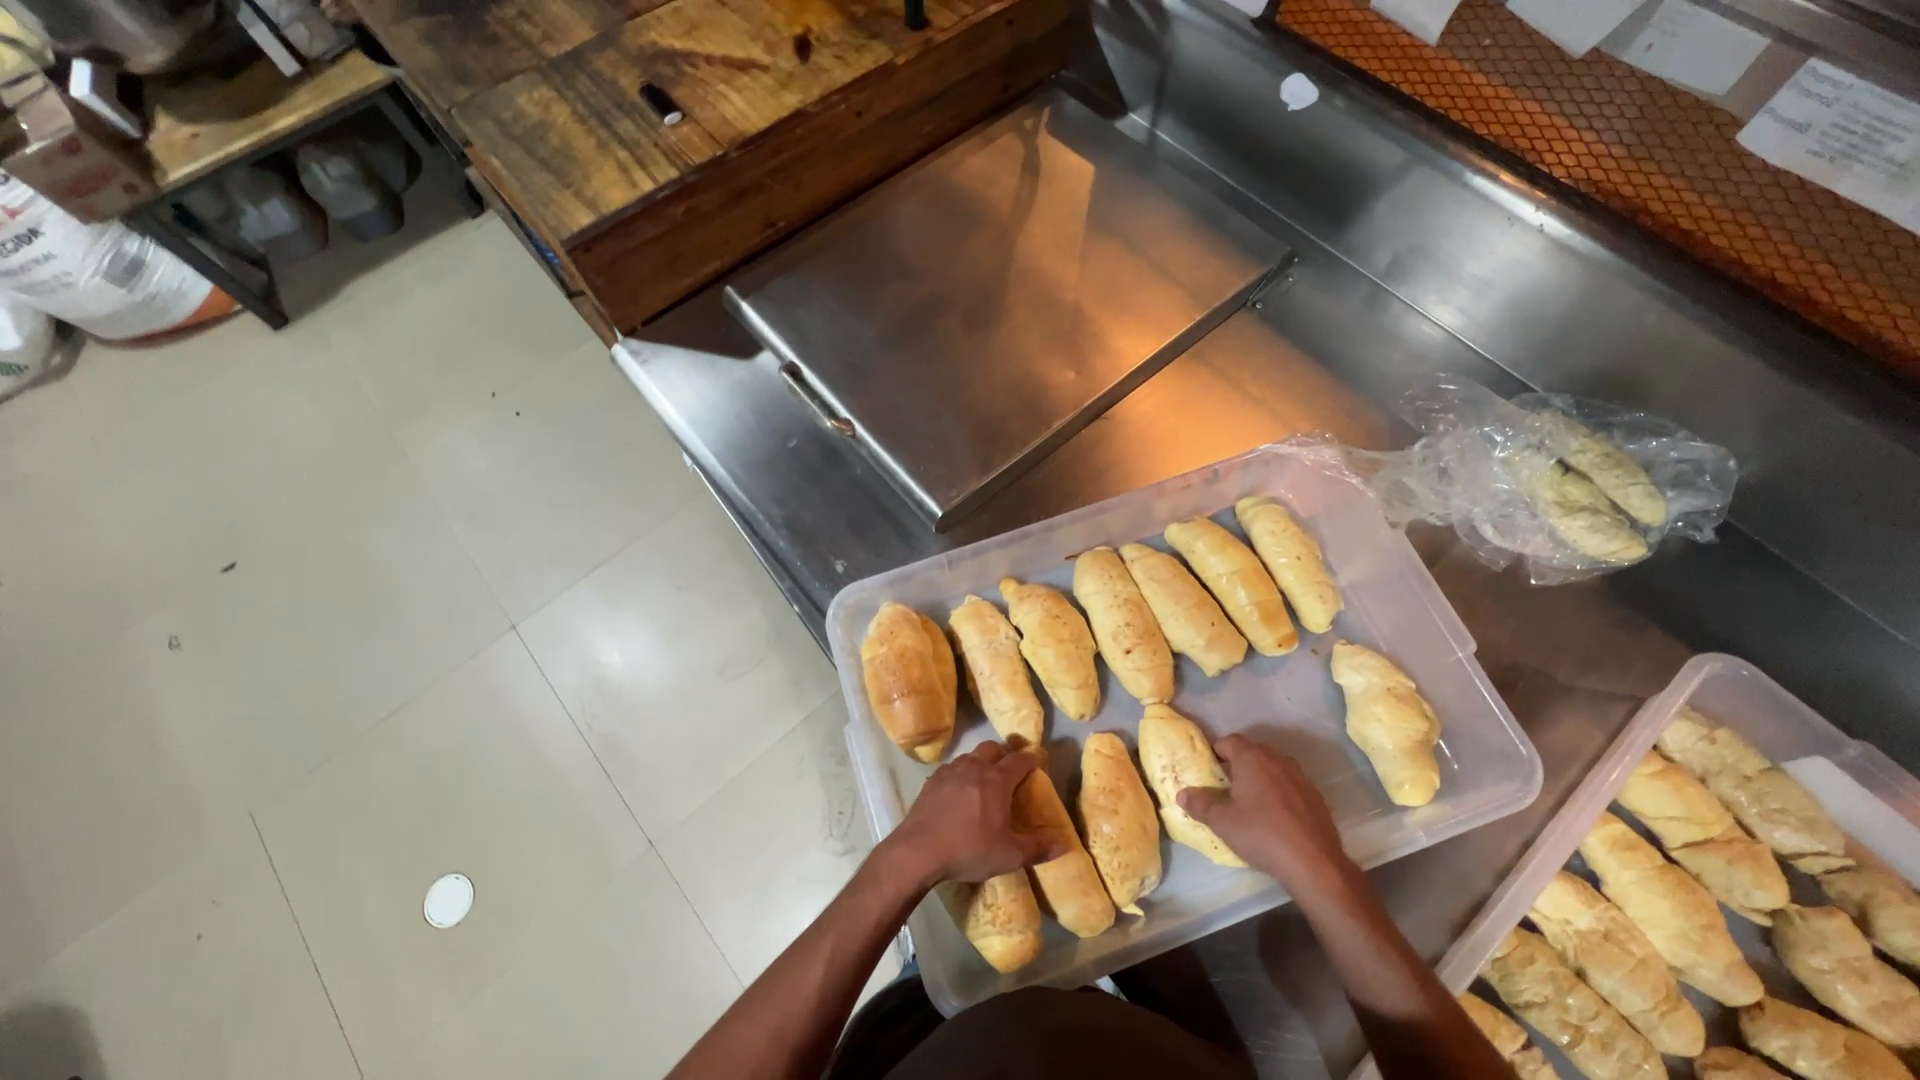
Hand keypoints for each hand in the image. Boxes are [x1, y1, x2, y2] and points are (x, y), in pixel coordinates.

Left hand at [882, 742, 1064, 888]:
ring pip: (970, 756)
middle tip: (1011, 770)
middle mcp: (974, 768)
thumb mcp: (1008, 856)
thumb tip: (1064, 844)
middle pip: (993, 748)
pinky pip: (952, 768)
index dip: (1032, 758)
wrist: (917, 851)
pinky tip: (959, 792)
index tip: (1039, 760)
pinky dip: (961, 773)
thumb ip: (1038, 848)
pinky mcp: (931, 782)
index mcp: (997, 780)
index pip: (1020, 760)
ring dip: (982, 762)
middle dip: (1005, 754)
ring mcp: (950, 772)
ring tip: (985, 781)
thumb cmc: (968, 850)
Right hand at [1177, 735, 1353, 898]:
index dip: (1215, 752)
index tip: (1208, 770)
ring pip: (1273, 768)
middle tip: (1225, 787)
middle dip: (1237, 764)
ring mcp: (1301, 777)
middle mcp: (1278, 760)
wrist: (1314, 862)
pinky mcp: (1316, 796)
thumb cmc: (1261, 834)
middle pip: (1252, 752)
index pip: (1229, 741)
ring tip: (1250, 803)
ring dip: (1260, 778)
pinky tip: (1275, 818)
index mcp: (1252, 758)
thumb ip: (1199, 804)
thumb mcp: (1221, 821)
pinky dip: (1279, 793)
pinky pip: (1290, 785)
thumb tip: (1183, 794)